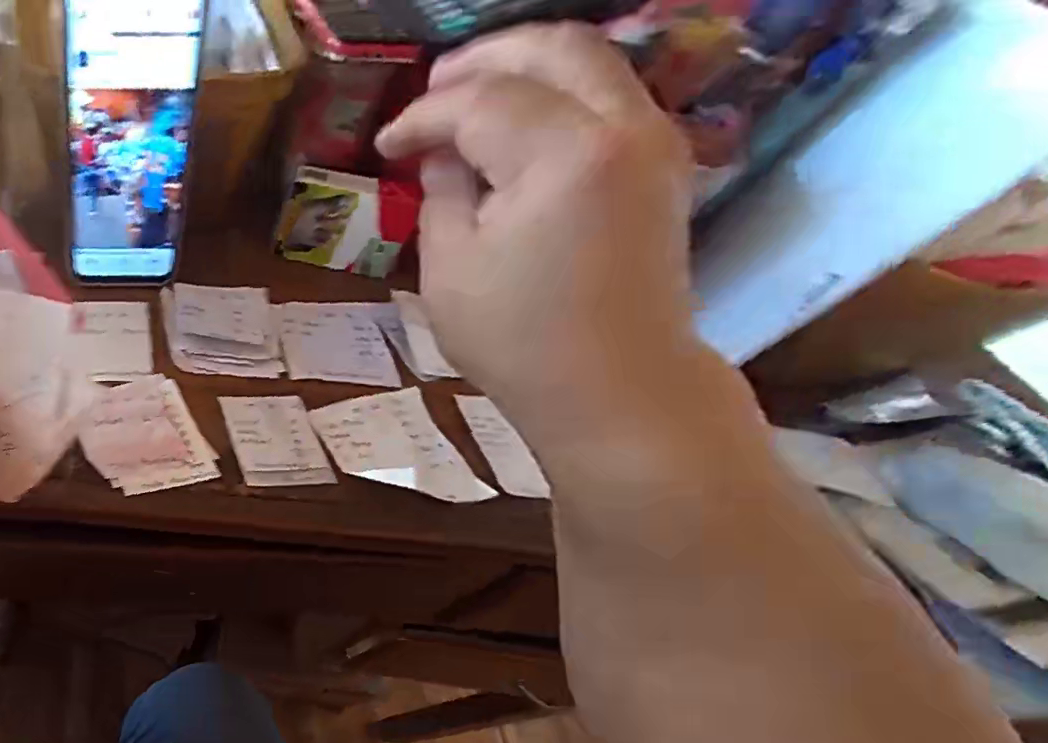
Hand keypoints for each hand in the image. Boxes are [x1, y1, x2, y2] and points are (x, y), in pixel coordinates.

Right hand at [376, 25, 706, 426]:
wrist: (613, 387)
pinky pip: (609, 100)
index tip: (385, 144)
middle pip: (553, 49)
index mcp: (562, 154)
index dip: (424, 116)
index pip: (481, 102)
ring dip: (527, 69)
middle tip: (431, 87)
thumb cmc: (518, 342)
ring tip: (472, 96)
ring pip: (591, 64)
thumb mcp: (451, 273)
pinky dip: (560, 96)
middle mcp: (622, 126)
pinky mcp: (662, 169)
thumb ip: (442, 197)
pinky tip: (522, 127)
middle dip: (483, 60)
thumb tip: (442, 157)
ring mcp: (654, 143)